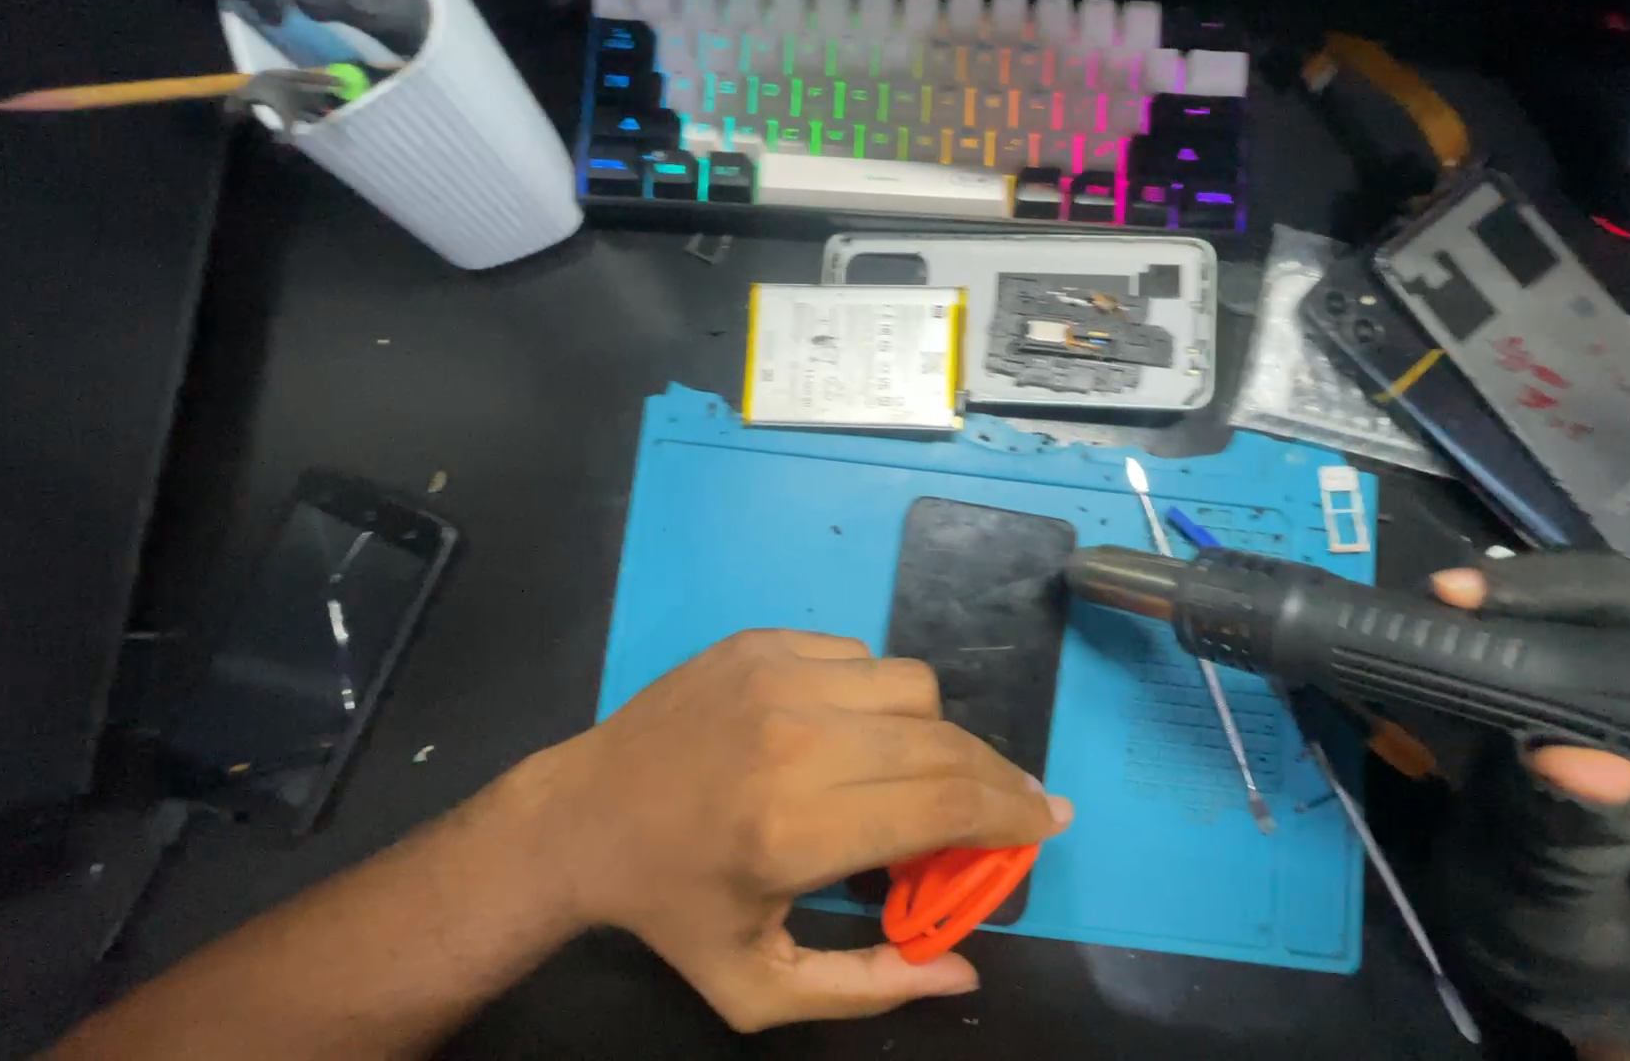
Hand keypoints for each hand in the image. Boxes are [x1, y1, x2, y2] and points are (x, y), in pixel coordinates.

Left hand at [509, 629, 1072, 1031]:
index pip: (943, 804)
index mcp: (796, 829)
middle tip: (1011, 799)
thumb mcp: (760, 987)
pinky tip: (846, 728)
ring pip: (911, 684)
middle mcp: (797, 738)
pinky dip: (875, 695)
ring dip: (931, 730)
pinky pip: (860, 657)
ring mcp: (777, 676)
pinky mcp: (762, 642)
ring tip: (909, 767)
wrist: (581, 815)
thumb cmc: (674, 908)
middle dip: (994, 774)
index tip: (1049, 817)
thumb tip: (966, 974)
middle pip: (941, 740)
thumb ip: (871, 988)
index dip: (1010, 812)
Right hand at [1428, 554, 1629, 1053]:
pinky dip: (1472, 626)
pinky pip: (1531, 641)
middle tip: (1445, 595)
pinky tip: (1426, 626)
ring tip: (1427, 605)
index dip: (1609, 615)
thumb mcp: (1568, 921)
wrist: (1551, 961)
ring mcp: (1623, 706)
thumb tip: (1578, 758)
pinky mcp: (1562, 702)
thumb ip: (1575, 851)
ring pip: (1588, 614)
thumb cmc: (1578, 956)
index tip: (1494, 610)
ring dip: (1502, 600)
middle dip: (1545, 591)